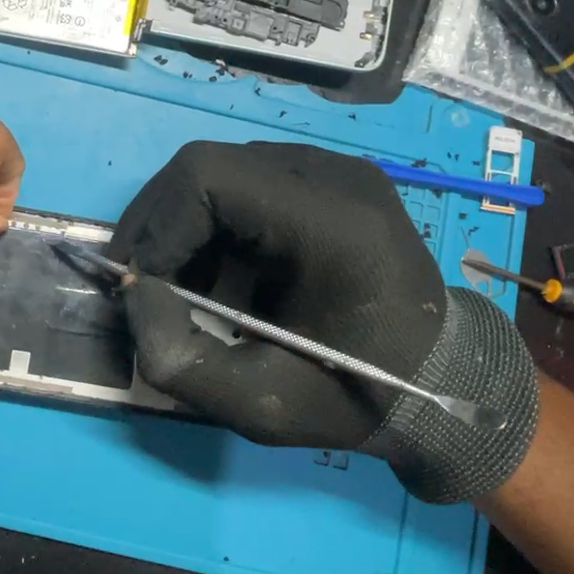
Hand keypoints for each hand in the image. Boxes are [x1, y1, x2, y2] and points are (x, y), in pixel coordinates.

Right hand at [106, 141, 538, 502]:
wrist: (442, 381)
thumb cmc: (359, 396)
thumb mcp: (261, 407)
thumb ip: (179, 360)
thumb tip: (131, 292)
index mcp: (333, 224)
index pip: (208, 177)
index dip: (157, 225)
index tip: (141, 284)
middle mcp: (333, 175)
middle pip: (206, 166)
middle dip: (158, 225)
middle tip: (140, 283)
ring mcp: (334, 169)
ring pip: (219, 170)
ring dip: (180, 225)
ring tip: (177, 283)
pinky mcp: (328, 178)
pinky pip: (244, 181)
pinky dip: (210, 223)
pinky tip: (216, 270)